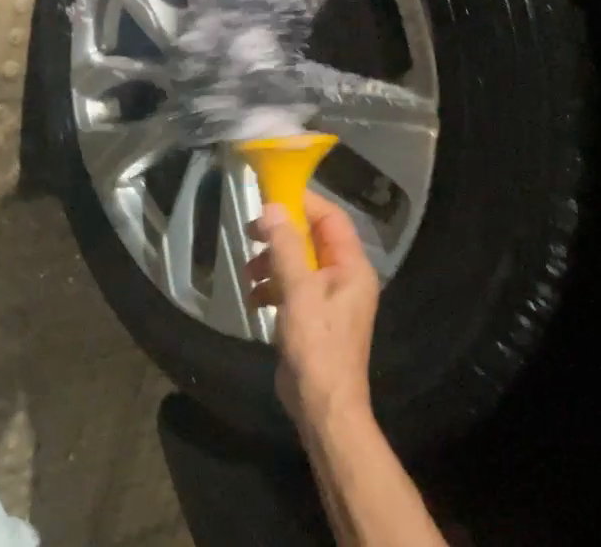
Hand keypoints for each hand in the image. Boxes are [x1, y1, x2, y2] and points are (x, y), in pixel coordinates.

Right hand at [246, 191, 381, 424]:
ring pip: (297, 262)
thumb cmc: (317, 344)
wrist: (322, 404)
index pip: (331, 219)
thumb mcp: (299, 290)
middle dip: (279, 234)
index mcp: (352, 268)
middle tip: (250, 233)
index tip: (268, 196)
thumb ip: (286, 246)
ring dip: (271, 262)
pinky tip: (255, 298)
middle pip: (312, 238)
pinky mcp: (312, 317)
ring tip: (249, 273)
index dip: (303, 203)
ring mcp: (328, 299)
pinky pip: (291, 286)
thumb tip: (272, 208)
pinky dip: (271, 286)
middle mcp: (344, 278)